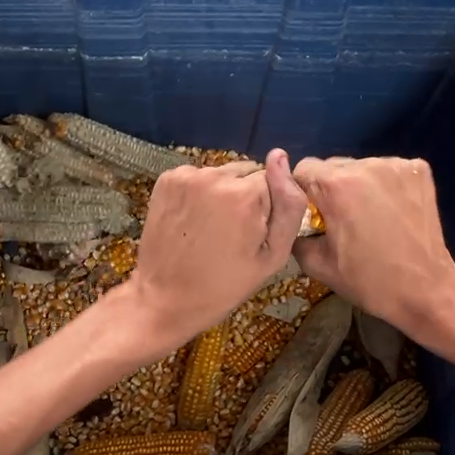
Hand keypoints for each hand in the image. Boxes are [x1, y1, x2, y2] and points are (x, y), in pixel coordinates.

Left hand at [126, 148, 308, 346]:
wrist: (165, 299)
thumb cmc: (225, 285)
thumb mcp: (272, 256)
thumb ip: (289, 206)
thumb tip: (280, 156)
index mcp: (246, 194)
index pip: (273, 182)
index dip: (267, 208)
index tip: (253, 235)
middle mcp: (216, 176)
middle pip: (247, 173)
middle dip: (246, 197)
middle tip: (232, 234)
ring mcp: (187, 176)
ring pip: (221, 174)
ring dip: (222, 194)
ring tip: (210, 230)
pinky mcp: (167, 180)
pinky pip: (197, 177)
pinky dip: (199, 193)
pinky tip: (193, 222)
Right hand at [291, 156, 454, 327]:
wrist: (425, 290)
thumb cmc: (369, 282)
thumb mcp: (318, 265)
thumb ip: (296, 235)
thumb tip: (295, 222)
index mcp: (336, 187)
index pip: (303, 170)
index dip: (301, 192)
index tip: (309, 214)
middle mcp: (365, 165)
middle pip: (332, 166)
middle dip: (329, 189)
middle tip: (338, 220)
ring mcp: (396, 165)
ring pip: (361, 167)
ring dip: (357, 187)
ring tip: (367, 217)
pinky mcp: (419, 171)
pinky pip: (387, 171)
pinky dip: (383, 186)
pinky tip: (390, 211)